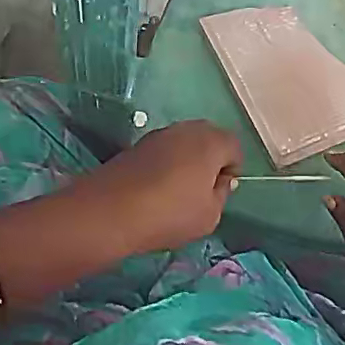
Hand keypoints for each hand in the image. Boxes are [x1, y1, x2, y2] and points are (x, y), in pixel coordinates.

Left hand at [76, 121, 242, 254]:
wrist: (110, 210)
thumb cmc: (170, 213)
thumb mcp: (210, 215)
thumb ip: (222, 194)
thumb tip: (221, 180)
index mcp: (211, 141)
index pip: (234, 146)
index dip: (232, 168)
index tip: (221, 191)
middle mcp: (186, 129)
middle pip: (209, 138)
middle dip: (210, 160)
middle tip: (202, 190)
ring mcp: (159, 134)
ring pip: (184, 143)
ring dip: (187, 160)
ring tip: (178, 191)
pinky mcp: (137, 144)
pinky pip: (163, 150)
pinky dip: (166, 163)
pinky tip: (157, 188)